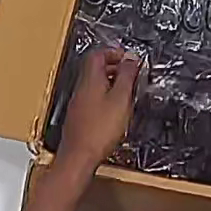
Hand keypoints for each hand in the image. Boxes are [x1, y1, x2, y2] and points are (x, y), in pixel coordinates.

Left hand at [56, 47, 140, 174]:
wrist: (78, 158)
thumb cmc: (99, 129)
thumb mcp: (121, 98)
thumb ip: (127, 76)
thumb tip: (131, 58)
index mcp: (91, 79)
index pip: (98, 54)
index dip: (114, 52)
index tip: (129, 59)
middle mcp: (81, 88)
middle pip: (96, 68)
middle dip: (115, 67)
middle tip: (131, 73)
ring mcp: (78, 103)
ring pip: (95, 84)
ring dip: (111, 82)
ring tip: (127, 91)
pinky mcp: (79, 117)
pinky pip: (92, 98)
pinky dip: (105, 97)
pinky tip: (116, 110)